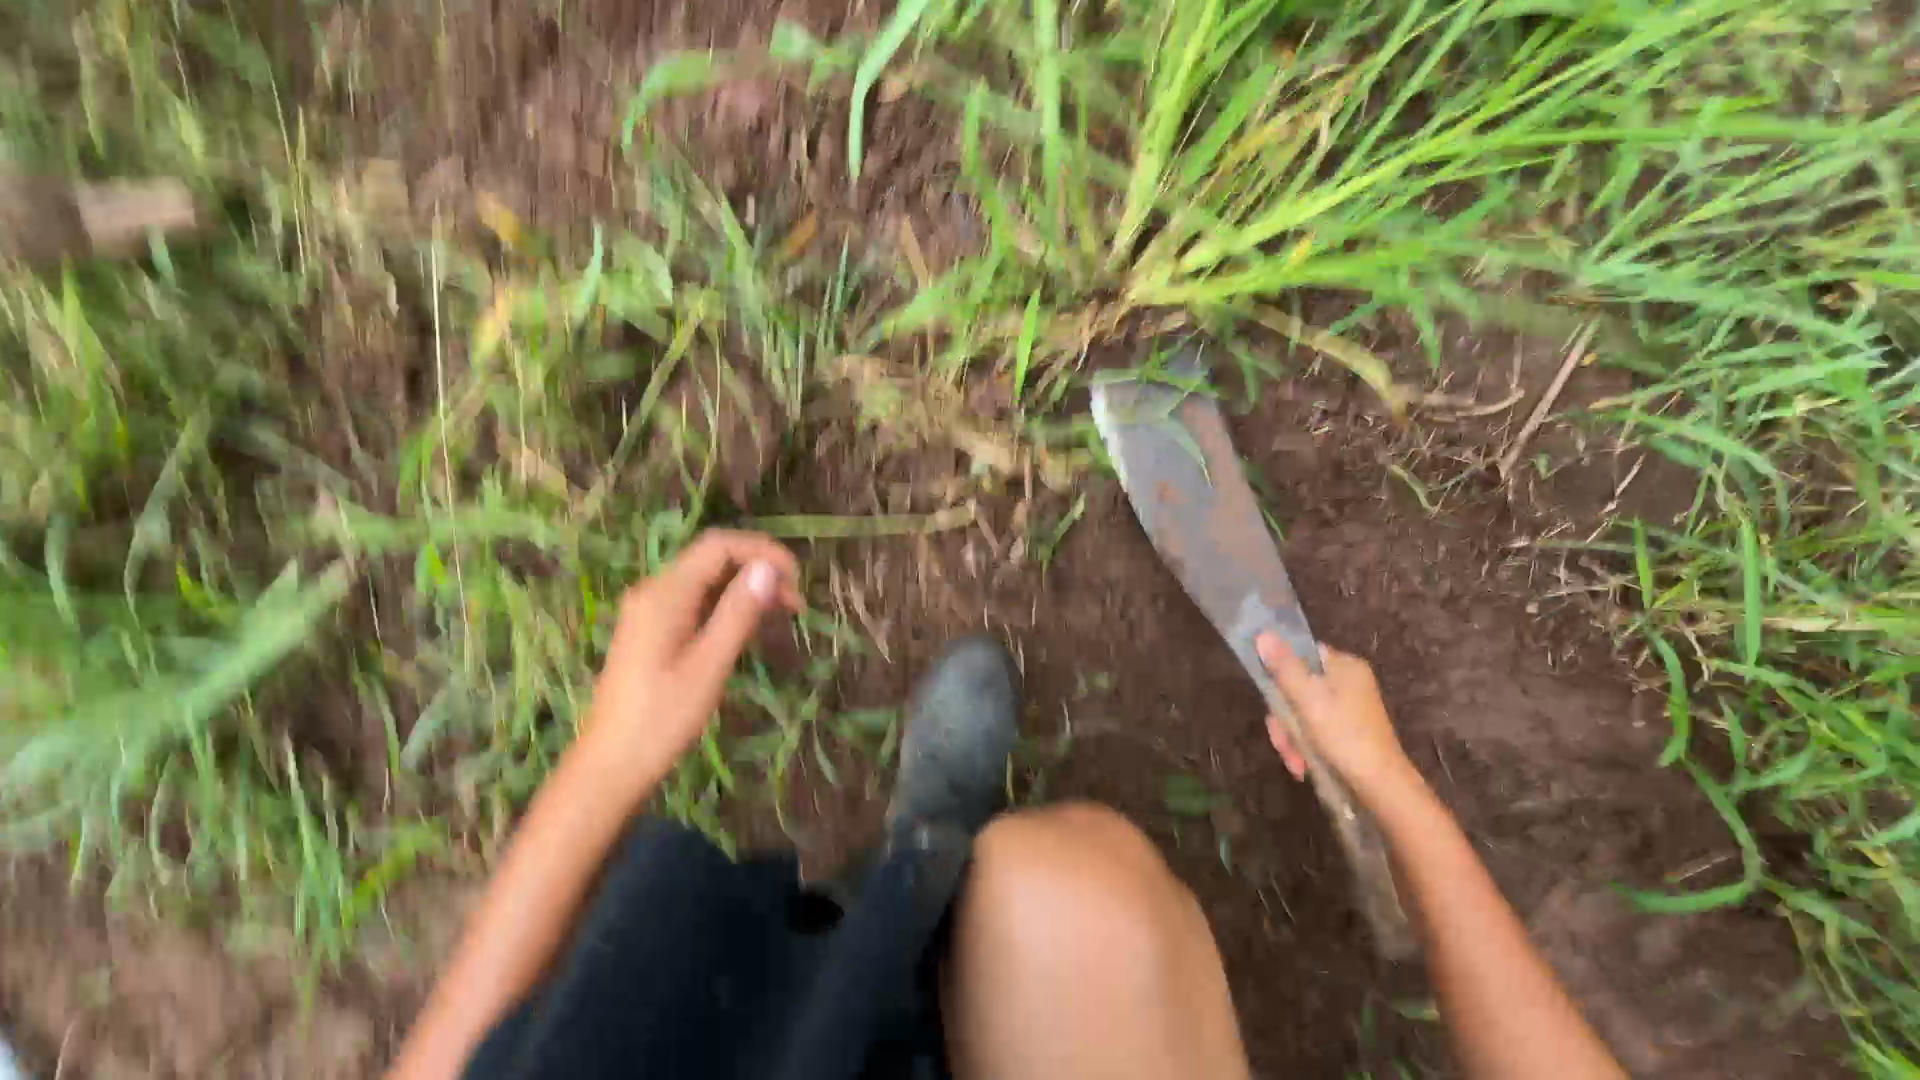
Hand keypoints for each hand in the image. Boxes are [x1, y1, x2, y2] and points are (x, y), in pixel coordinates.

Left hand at [575, 530, 801, 799]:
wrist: (611, 764)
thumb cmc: (662, 718)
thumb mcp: (709, 665)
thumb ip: (738, 613)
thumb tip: (768, 569)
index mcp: (665, 594)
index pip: (719, 546)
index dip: (762, 551)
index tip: (797, 579)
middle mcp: (655, 591)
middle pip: (713, 558)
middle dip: (758, 568)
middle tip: (797, 601)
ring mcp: (651, 610)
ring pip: (707, 580)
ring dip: (746, 587)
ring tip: (785, 613)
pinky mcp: (653, 630)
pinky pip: (696, 601)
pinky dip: (728, 605)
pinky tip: (751, 625)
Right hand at [1257, 635, 1411, 795]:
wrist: (1380, 786)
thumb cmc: (1344, 735)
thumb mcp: (1308, 698)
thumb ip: (1283, 667)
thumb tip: (1263, 633)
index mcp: (1345, 666)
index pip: (1302, 653)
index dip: (1280, 672)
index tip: (1269, 694)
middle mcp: (1348, 682)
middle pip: (1297, 687)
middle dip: (1284, 718)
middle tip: (1282, 739)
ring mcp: (1348, 708)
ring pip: (1302, 712)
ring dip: (1291, 737)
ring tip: (1295, 761)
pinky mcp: (1346, 731)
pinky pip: (1313, 729)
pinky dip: (1304, 746)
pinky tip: (1302, 765)